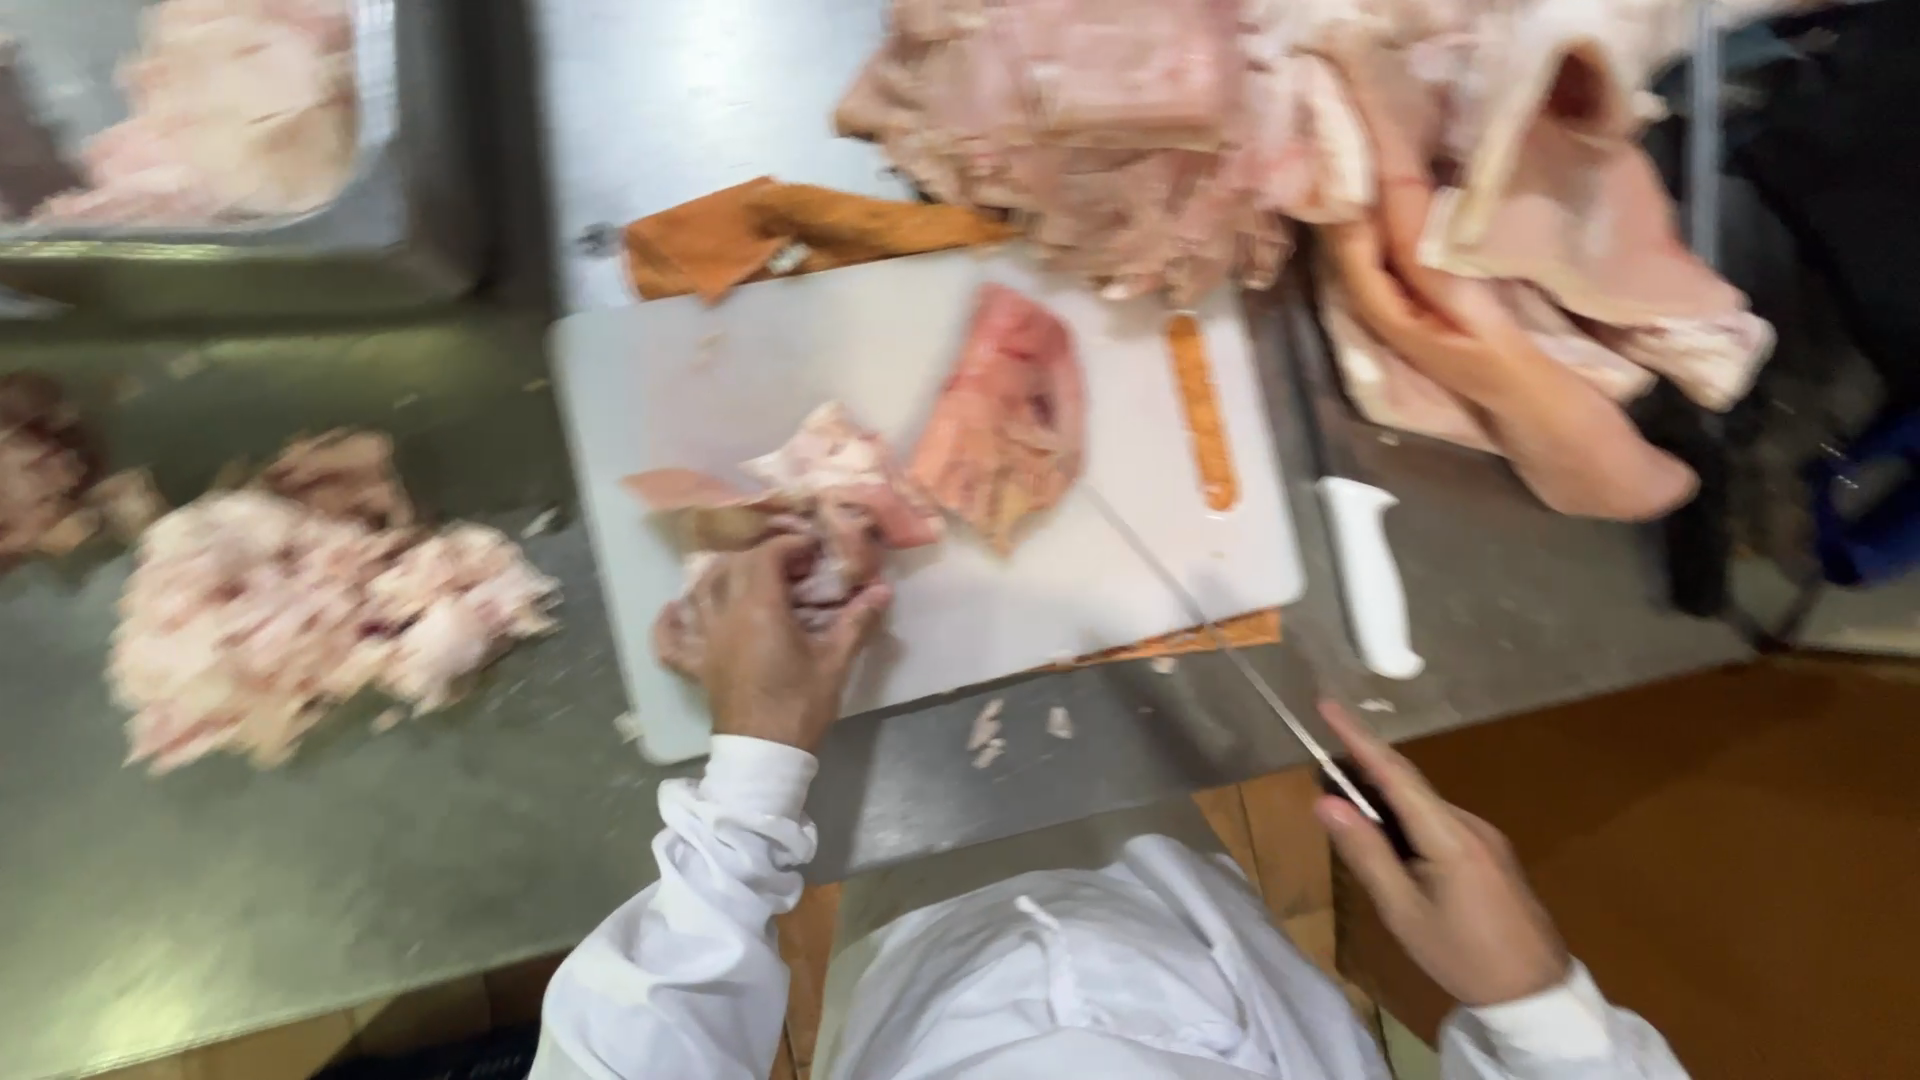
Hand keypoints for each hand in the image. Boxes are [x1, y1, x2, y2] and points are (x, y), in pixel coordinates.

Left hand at [690, 534, 891, 751]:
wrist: (766, 754)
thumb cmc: (801, 704)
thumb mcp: (835, 661)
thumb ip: (857, 620)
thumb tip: (883, 590)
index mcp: (760, 609)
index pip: (766, 556)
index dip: (789, 544)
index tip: (812, 549)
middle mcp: (726, 616)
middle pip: (734, 566)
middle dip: (762, 556)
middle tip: (791, 565)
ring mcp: (706, 641)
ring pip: (700, 592)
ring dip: (720, 574)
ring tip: (745, 574)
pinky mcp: (697, 666)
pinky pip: (671, 640)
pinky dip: (668, 622)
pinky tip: (673, 608)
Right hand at [1315, 702, 1570, 1007]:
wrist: (1539, 999)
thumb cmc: (1463, 957)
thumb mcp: (1402, 911)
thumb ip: (1364, 852)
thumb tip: (1325, 803)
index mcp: (1449, 837)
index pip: (1394, 773)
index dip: (1357, 737)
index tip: (1327, 705)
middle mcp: (1470, 824)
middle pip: (1406, 782)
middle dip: (1361, 767)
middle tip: (1320, 769)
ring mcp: (1484, 836)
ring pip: (1421, 802)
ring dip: (1381, 798)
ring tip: (1345, 810)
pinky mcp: (1490, 852)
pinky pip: (1436, 819)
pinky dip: (1403, 817)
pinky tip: (1387, 841)